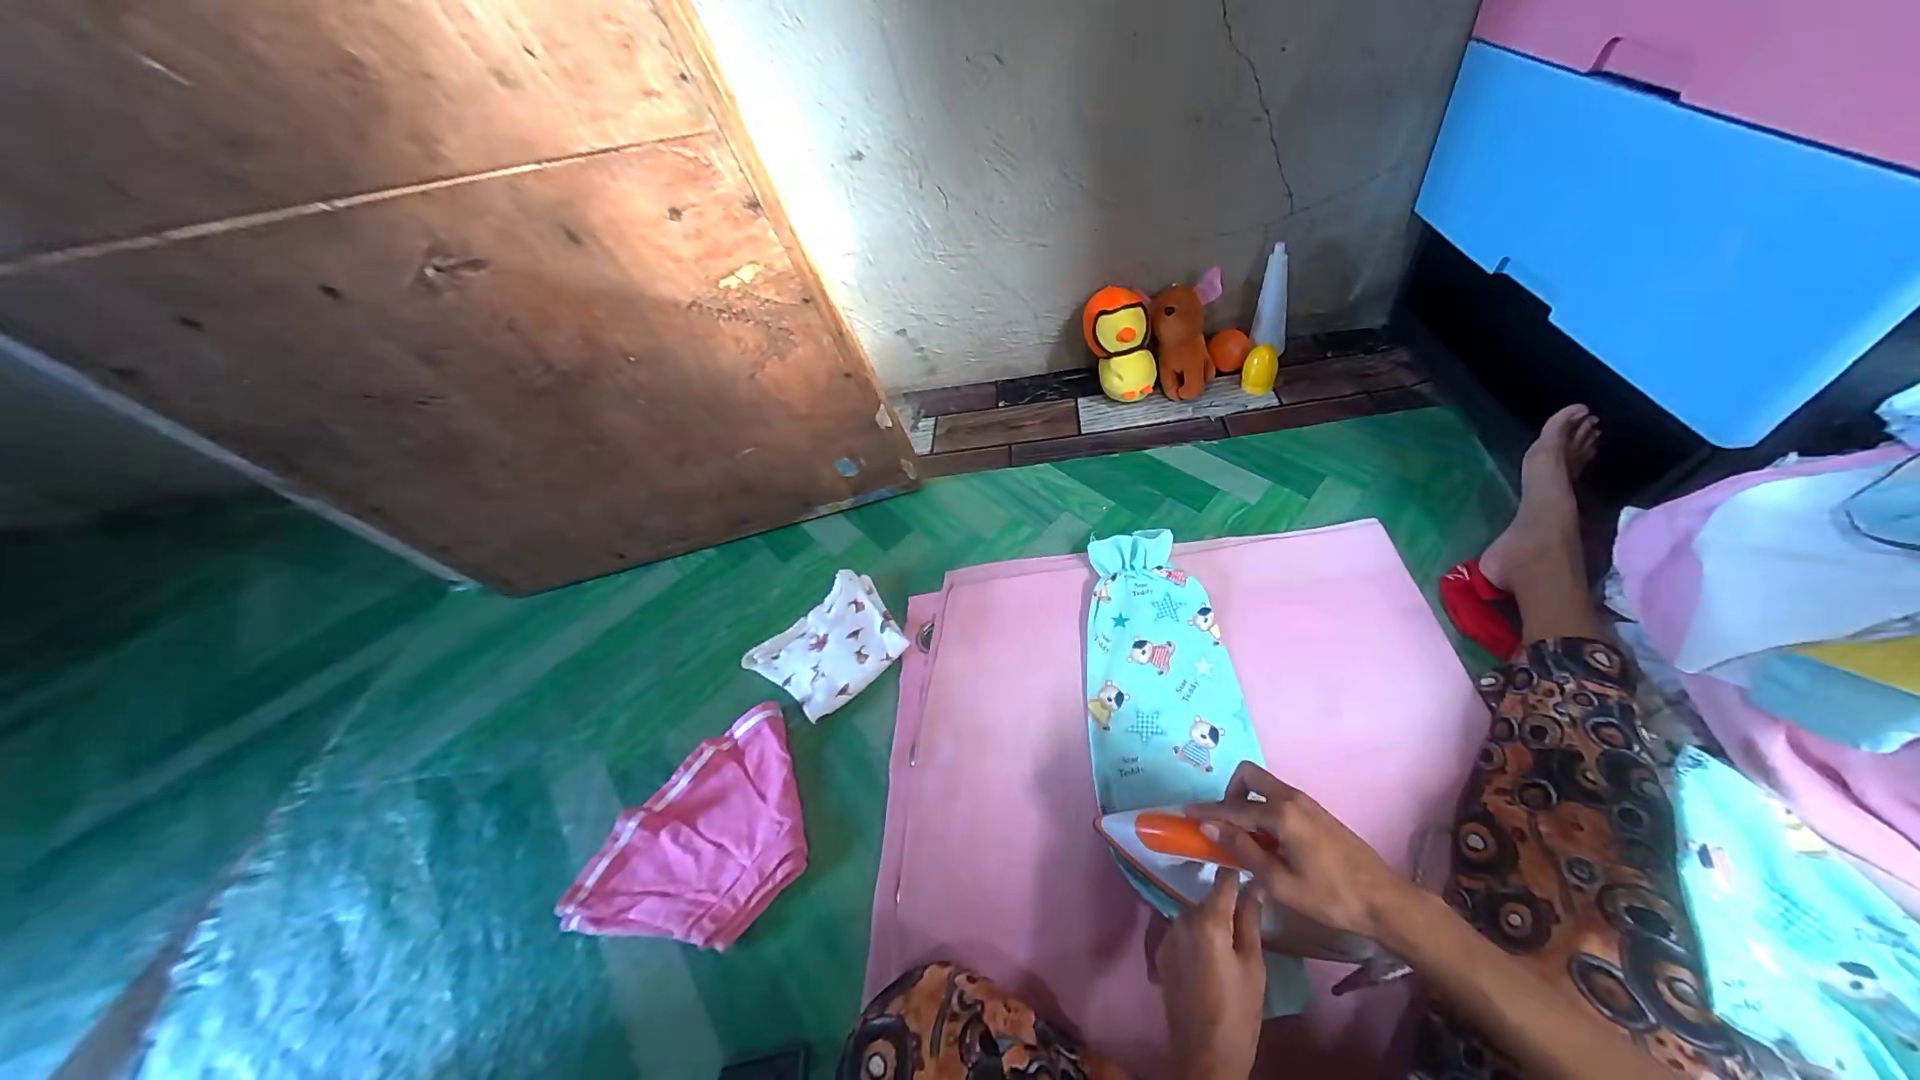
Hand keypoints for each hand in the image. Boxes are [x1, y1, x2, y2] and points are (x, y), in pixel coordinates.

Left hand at [1155, 872, 1264, 1079]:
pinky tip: (1209, 953)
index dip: (1236, 872)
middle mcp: (1182, 918)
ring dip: (1209, 919)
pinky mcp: (1161, 950)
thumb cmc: (1239, 1012)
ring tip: (1229, 936)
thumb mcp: (1254, 966)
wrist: (1204, 1054)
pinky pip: (1182, 931)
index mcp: (1208, 921)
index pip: (1222, 881)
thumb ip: (1250, 922)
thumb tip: (1253, 887)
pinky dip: (1196, 934)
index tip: (1248, 864)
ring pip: (1194, 915)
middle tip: (1245, 908)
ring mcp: (1167, 933)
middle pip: (1207, 899)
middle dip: (1224, 901)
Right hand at [1185, 762, 1416, 940]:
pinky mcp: (1316, 812)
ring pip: (1264, 786)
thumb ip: (1242, 849)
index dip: (1206, 811)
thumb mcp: (1279, 882)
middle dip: (1229, 794)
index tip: (1185, 812)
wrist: (1385, 902)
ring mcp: (1307, 803)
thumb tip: (1210, 825)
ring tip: (1246, 838)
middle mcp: (1292, 798)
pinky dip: (1264, 809)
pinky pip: (1278, 798)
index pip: (1232, 808)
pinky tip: (1269, 840)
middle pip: (1248, 776)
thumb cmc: (1330, 896)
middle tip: (1225, 825)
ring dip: (1247, 802)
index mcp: (1281, 813)